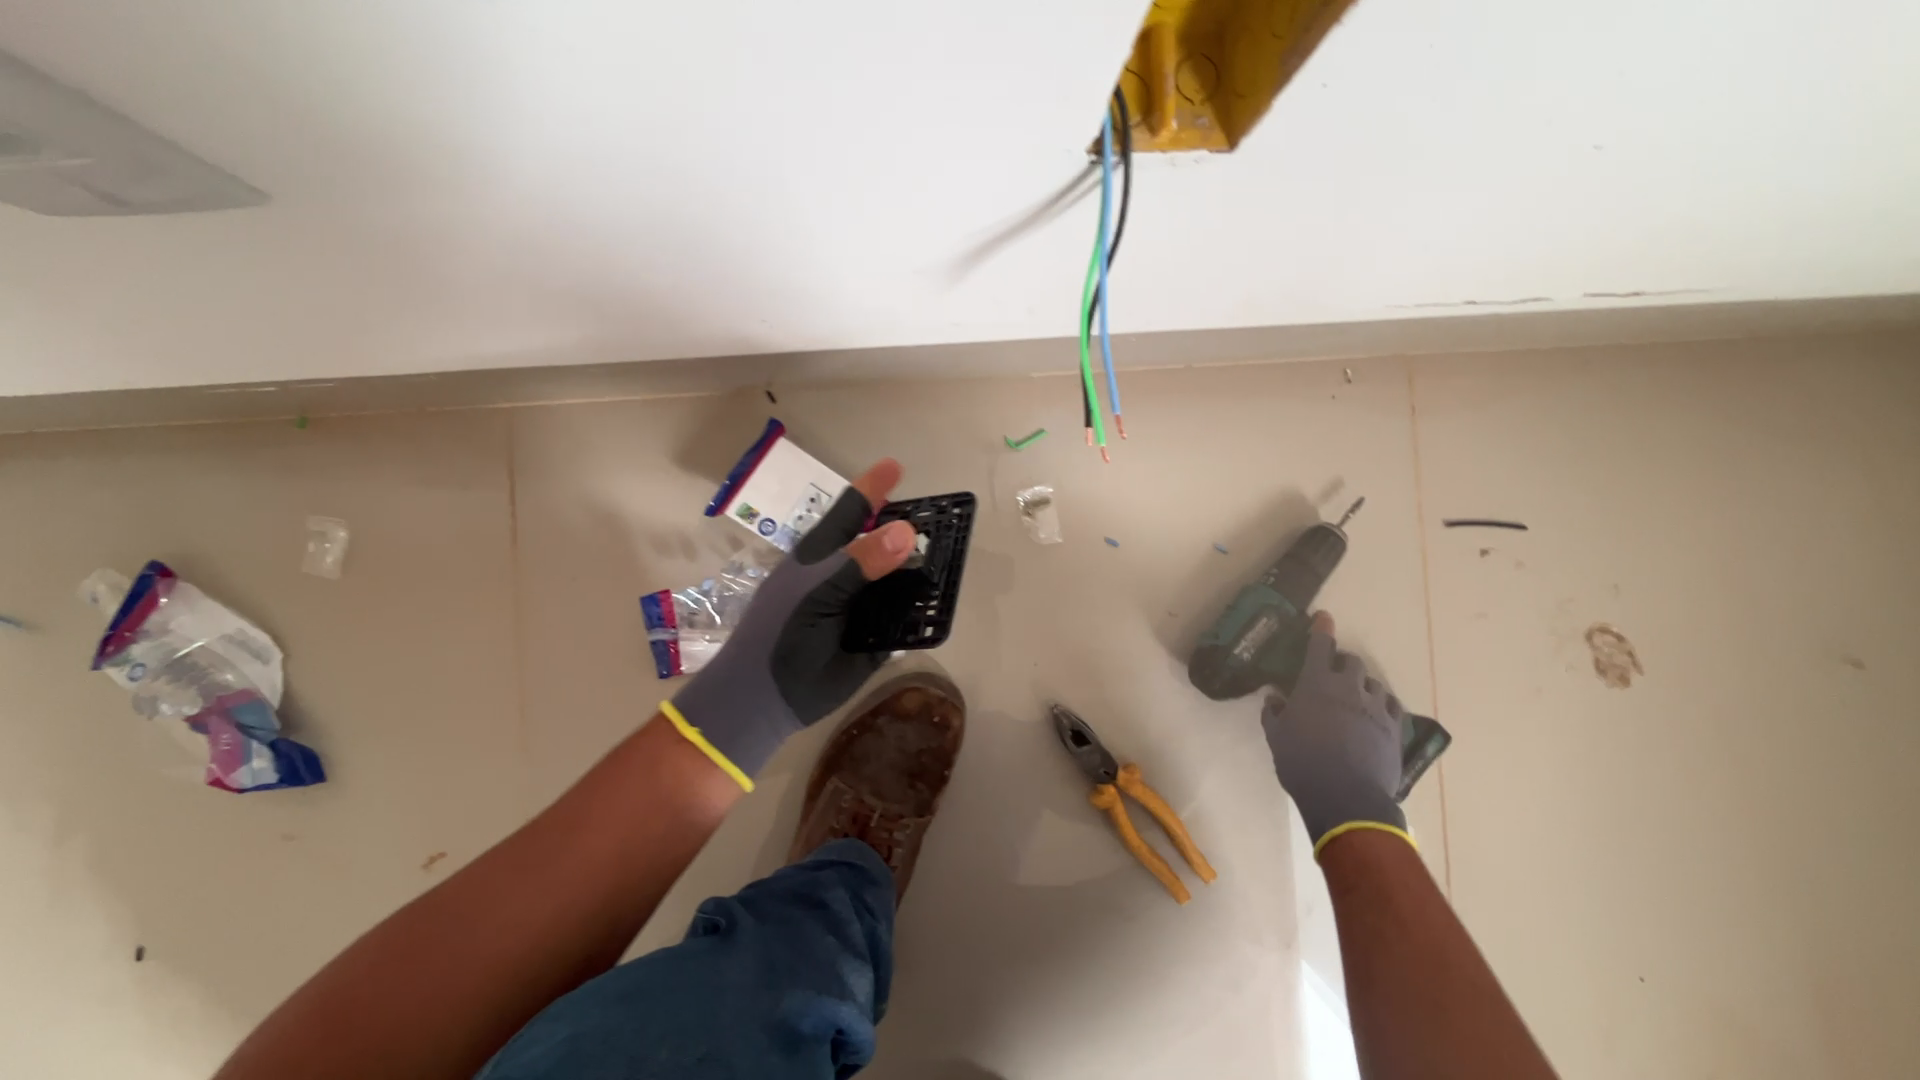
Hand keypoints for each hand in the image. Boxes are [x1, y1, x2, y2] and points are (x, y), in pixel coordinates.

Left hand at [663, 460, 917, 789]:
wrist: (761, 698)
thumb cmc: (780, 634)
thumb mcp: (817, 591)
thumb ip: (859, 562)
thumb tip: (905, 530)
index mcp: (821, 557)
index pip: (851, 512)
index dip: (872, 488)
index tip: (896, 466)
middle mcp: (840, 577)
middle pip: (878, 546)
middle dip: (905, 532)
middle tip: (939, 520)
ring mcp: (855, 609)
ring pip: (892, 583)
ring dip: (918, 574)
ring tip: (948, 561)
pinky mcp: (868, 642)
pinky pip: (898, 622)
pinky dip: (918, 615)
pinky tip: (938, 608)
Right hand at [1261, 613, 1413, 857]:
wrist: (1347, 798)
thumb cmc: (1303, 764)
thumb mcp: (1277, 738)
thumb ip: (1274, 713)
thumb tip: (1275, 697)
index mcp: (1317, 685)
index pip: (1320, 647)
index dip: (1321, 629)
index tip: (1324, 617)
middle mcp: (1349, 688)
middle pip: (1351, 662)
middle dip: (1342, 662)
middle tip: (1332, 673)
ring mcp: (1376, 708)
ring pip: (1374, 683)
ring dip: (1362, 684)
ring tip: (1354, 696)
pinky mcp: (1395, 729)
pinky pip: (1392, 706)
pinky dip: (1382, 704)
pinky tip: (1376, 713)